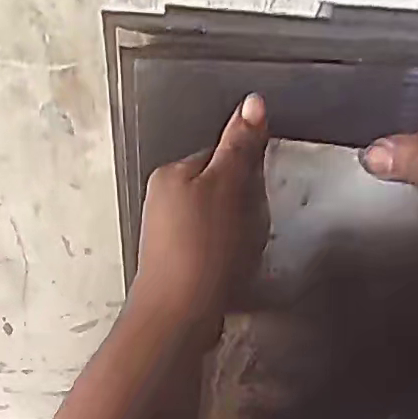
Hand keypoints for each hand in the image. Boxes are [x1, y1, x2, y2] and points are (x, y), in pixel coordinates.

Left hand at [132, 93, 270, 327]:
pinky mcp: (178, 269)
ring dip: (237, 238)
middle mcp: (162, 204)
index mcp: (170, 175)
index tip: (255, 193)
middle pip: (218, 192)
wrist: (178, 315)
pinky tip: (230, 274)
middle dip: (241, 208)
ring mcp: (168, 239)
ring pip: (218, 226)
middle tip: (248, 228)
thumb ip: (239, 147)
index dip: (244, 172)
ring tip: (238, 256)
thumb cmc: (202, 249)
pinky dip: (226, 261)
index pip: (218, 156)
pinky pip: (212, 254)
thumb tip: (253, 103)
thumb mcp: (226, 188)